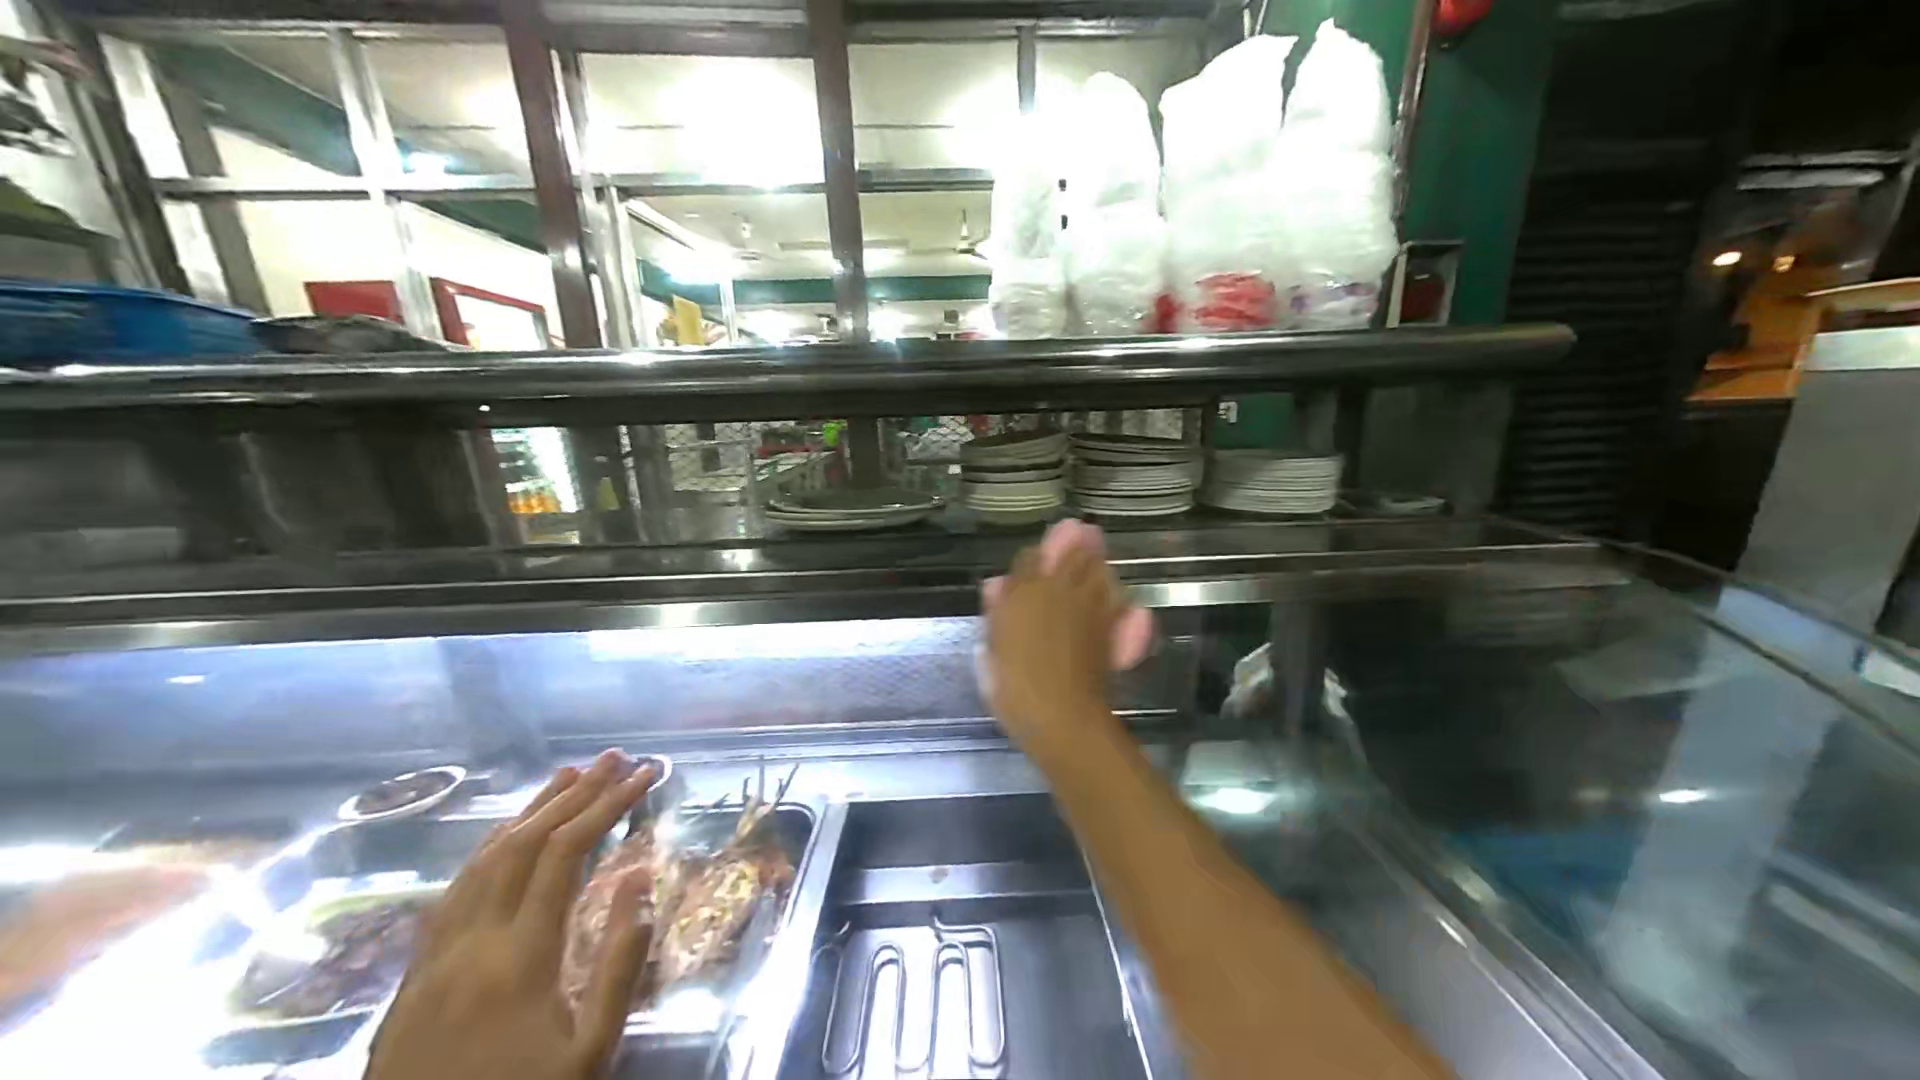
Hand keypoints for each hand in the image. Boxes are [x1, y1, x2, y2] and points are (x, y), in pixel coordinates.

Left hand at [366, 750, 658, 1079]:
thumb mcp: (591, 1052)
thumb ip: (619, 964)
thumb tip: (639, 883)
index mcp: (520, 957)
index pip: (568, 854)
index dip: (608, 805)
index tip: (646, 775)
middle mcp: (473, 941)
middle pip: (525, 842)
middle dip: (576, 792)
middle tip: (616, 758)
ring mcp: (436, 954)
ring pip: (484, 858)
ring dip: (531, 809)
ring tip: (569, 775)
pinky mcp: (415, 972)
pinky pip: (455, 889)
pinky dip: (490, 847)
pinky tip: (507, 835)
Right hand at [985, 532, 1130, 766]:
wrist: (1060, 715)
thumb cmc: (1014, 684)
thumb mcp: (992, 648)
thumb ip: (998, 610)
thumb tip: (996, 584)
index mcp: (1027, 592)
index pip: (1031, 558)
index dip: (1036, 556)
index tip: (1037, 557)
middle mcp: (1061, 592)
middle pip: (1072, 555)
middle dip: (1073, 542)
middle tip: (1080, 529)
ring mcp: (1091, 609)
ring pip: (1098, 572)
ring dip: (1097, 560)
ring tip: (1097, 548)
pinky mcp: (1111, 629)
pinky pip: (1117, 601)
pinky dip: (1116, 593)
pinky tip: (1116, 589)